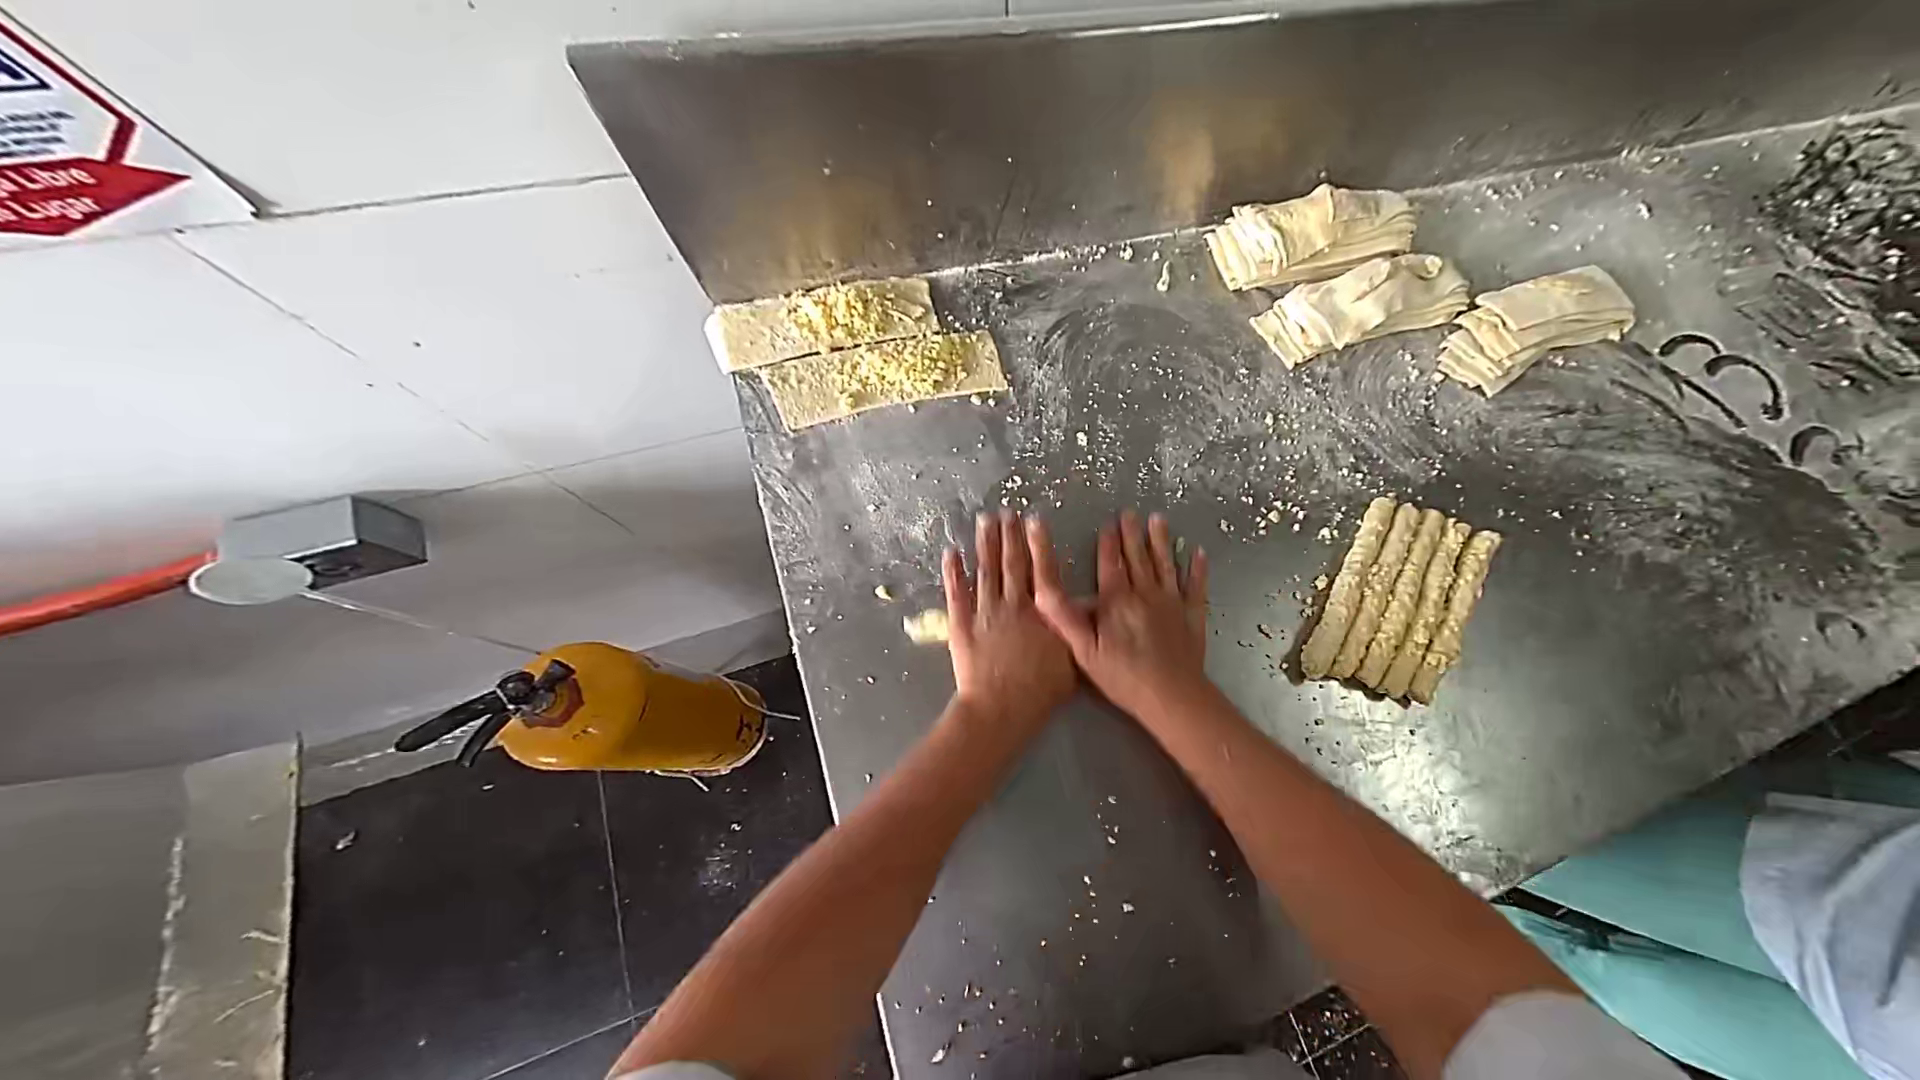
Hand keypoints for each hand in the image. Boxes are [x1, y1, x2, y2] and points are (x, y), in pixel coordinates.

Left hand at [943, 509, 1077, 732]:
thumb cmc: (1040, 690)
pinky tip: (952, 552)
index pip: (1041, 569)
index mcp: (1041, 611)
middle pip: (1011, 563)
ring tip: (985, 521)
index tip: (1033, 520)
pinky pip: (956, 592)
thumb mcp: (1071, 659)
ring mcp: (984, 611)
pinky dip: (953, 571)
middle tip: (1006, 511)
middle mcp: (1012, 603)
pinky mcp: (961, 623)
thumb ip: (1074, 629)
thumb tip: (1085, 606)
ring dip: (984, 543)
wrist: (1000, 708)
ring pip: (985, 570)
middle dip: (1010, 535)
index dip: (1038, 543)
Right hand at [1029, 510, 1214, 725]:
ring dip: (1161, 541)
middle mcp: (1144, 594)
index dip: (1108, 543)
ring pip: (1164, 564)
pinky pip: (1195, 586)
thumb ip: (1064, 618)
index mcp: (1116, 601)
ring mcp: (1171, 603)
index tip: (1108, 523)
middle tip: (1131, 513)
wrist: (1171, 696)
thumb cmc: (1122, 676)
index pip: (1110, 564)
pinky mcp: (1192, 615)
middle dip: (1132, 534)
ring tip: (1158, 520)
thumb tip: (1043, 590)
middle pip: (1137, 558)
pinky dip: (1197, 569)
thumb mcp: (1083, 650)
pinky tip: (1197, 553)